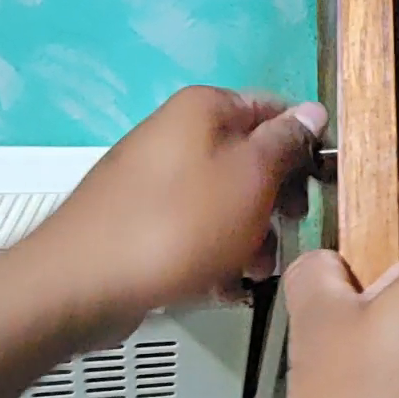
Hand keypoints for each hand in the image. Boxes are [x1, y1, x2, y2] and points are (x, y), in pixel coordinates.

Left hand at [20, 86, 325, 341]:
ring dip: (251, 234)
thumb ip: (287, 142)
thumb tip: (312, 112)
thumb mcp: (252, 177)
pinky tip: (222, 284)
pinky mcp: (139, 218)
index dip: (304, 146)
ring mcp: (155, 177)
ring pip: (226, 198)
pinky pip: (194, 226)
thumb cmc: (178, 225)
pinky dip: (215, 251)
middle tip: (287, 231)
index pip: (276, 110)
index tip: (319, 186)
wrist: (79, 288)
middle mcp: (178, 132)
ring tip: (252, 271)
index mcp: (205, 108)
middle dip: (277, 200)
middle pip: (252, 158)